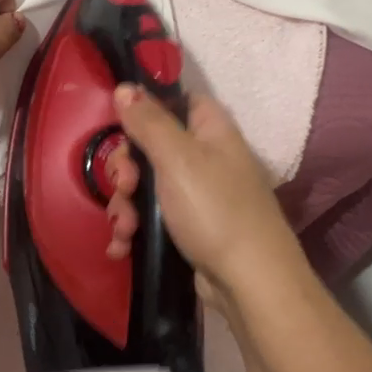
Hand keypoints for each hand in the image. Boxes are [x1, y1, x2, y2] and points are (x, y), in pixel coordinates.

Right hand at [101, 84, 299, 305]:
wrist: (250, 284)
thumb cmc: (216, 210)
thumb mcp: (177, 158)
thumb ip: (148, 121)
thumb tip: (124, 87)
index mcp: (210, 130)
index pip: (175, 101)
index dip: (146, 111)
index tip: (123, 128)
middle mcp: (205, 158)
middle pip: (149, 147)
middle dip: (125, 170)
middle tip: (125, 188)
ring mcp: (197, 196)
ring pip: (145, 186)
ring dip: (125, 206)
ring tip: (124, 229)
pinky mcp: (188, 228)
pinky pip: (150, 219)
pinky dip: (133, 230)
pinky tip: (122, 246)